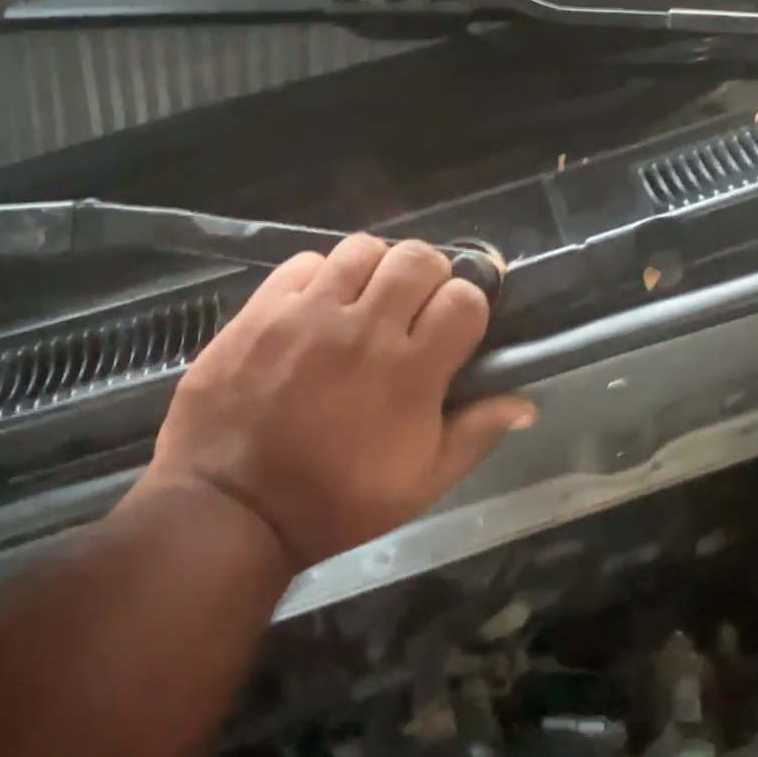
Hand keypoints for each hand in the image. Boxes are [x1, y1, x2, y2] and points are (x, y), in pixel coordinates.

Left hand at [143, 235, 535, 568]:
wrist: (231, 507)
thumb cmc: (335, 502)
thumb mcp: (421, 484)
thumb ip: (476, 435)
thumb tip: (526, 403)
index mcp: (412, 372)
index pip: (464, 298)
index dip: (467, 309)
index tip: (454, 331)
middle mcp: (365, 329)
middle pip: (418, 258)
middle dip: (428, 277)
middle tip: (414, 309)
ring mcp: (309, 313)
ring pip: (363, 249)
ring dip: (376, 269)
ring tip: (365, 301)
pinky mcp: (262, 309)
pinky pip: (306, 261)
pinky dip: (321, 276)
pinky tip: (317, 308)